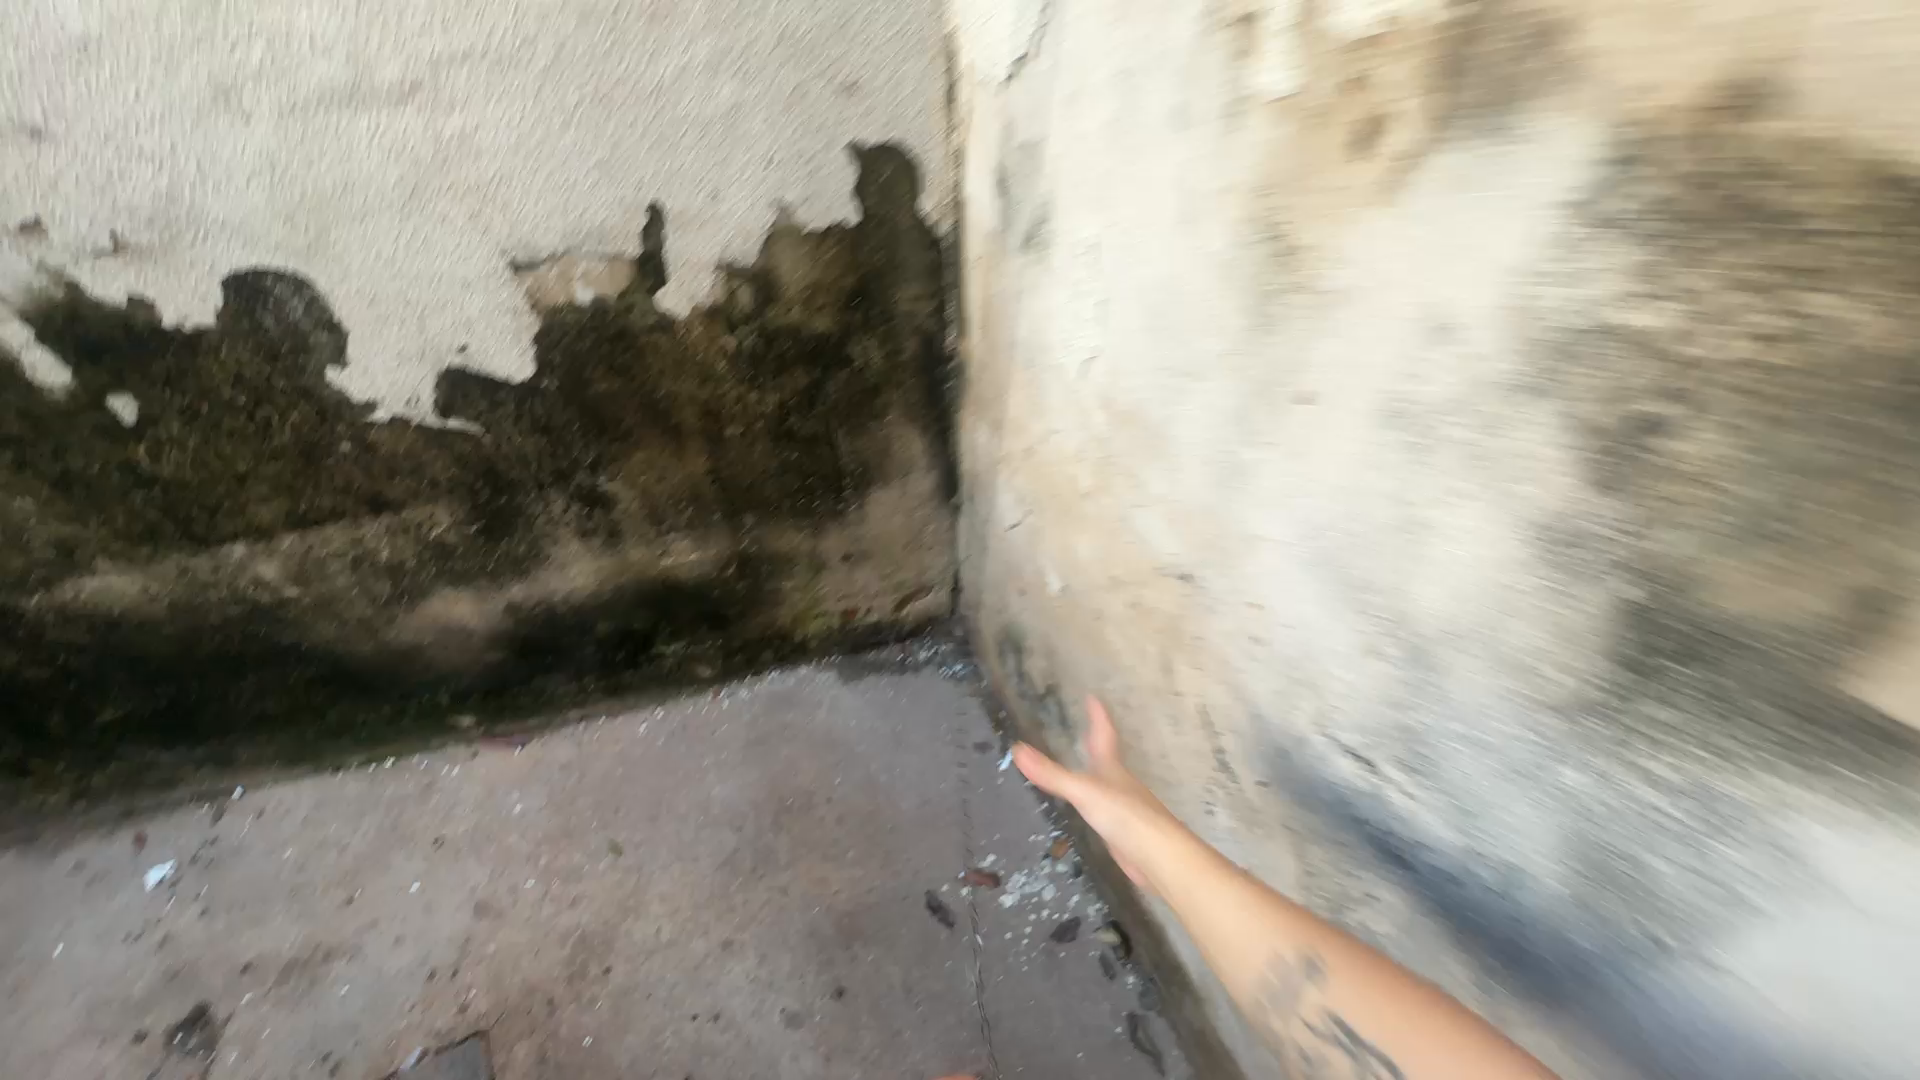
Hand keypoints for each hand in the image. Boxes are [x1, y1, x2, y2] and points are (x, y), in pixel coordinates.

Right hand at [1013, 696, 1187, 894]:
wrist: (1158, 856)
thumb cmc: (1124, 815)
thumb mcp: (1083, 791)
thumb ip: (1051, 774)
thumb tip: (1017, 749)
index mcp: (1111, 767)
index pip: (1103, 734)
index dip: (1098, 716)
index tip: (1093, 697)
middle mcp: (1119, 783)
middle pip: (1106, 757)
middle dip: (1096, 742)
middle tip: (1086, 729)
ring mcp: (1123, 808)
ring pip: (1105, 784)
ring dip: (1094, 773)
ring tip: (1080, 768)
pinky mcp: (1123, 832)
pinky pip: (1103, 810)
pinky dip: (1092, 804)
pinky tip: (1086, 812)